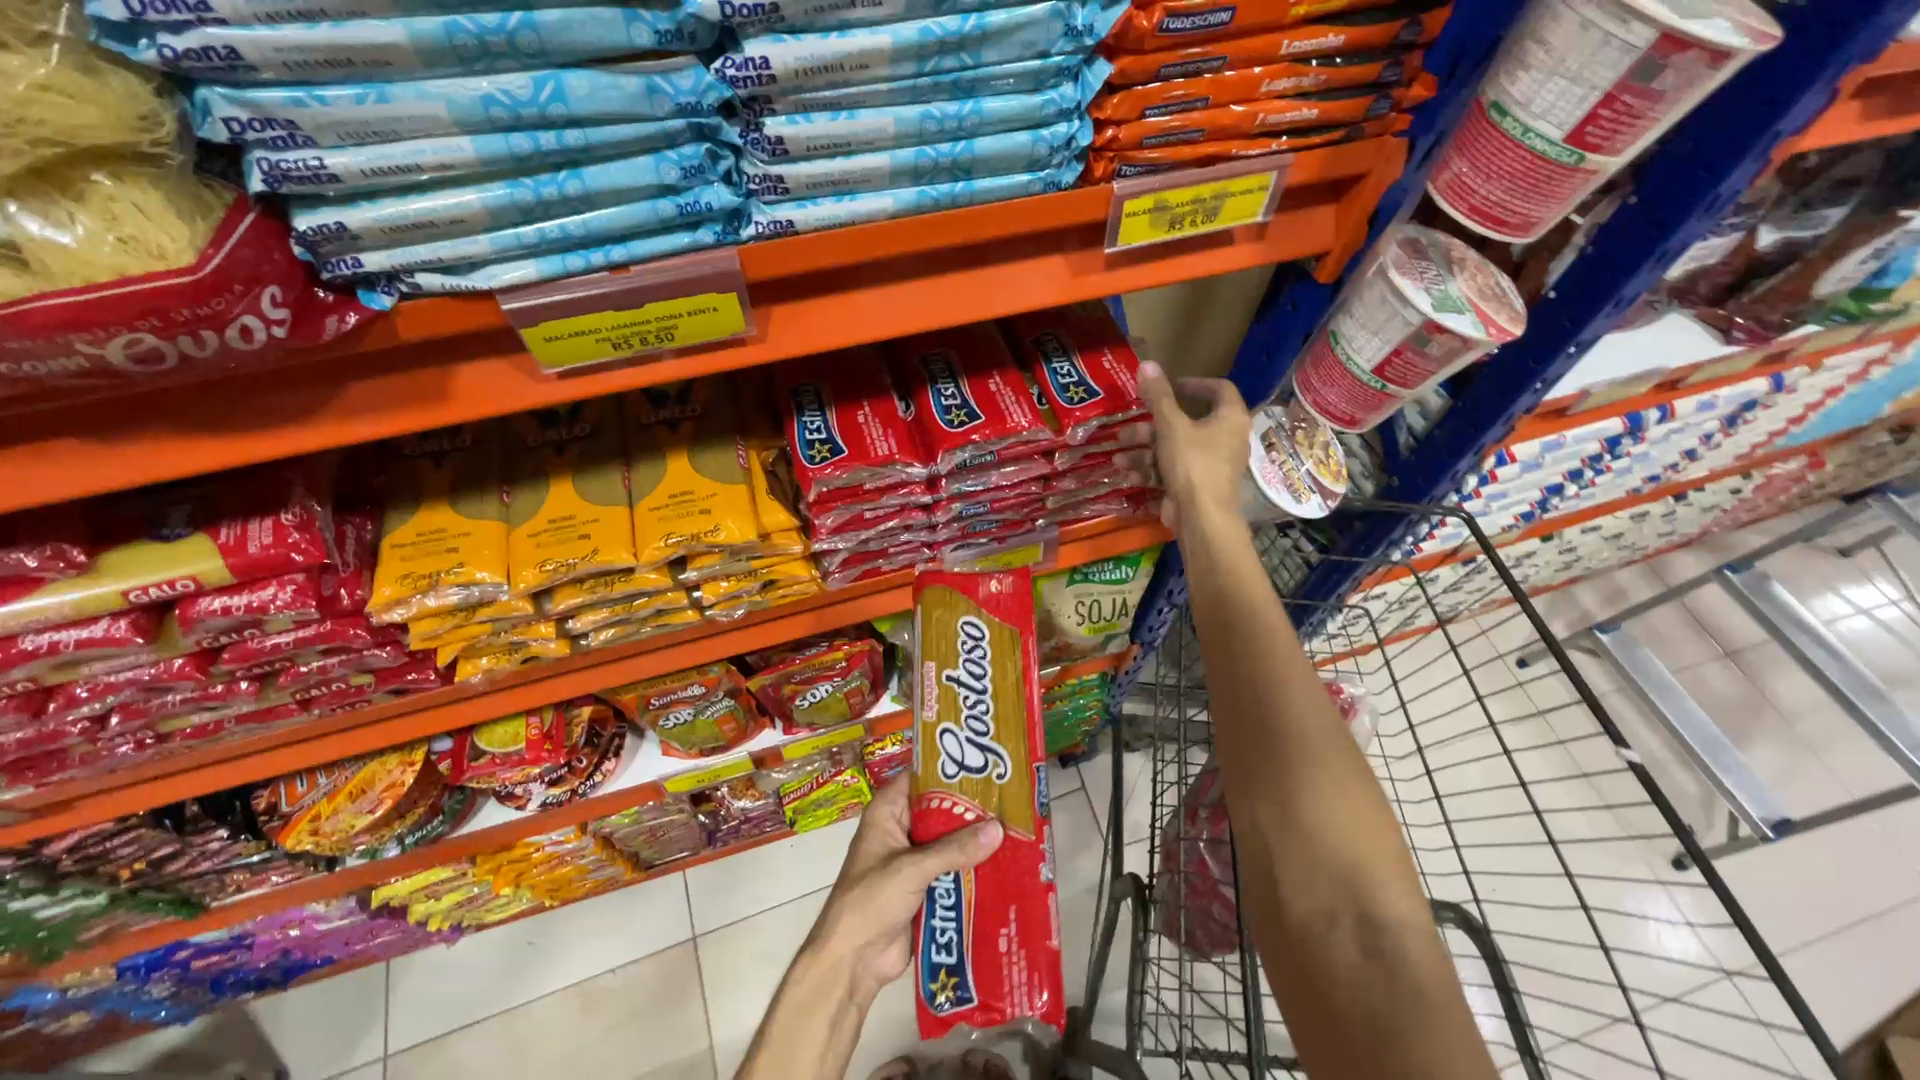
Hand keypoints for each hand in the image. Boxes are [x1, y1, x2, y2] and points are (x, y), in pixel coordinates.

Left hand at [805, 778, 1003, 1004]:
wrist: (853, 960)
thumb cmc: (871, 901)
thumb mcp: (912, 869)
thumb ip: (955, 849)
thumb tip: (999, 828)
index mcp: (887, 814)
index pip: (919, 778)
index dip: (949, 770)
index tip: (986, 765)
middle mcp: (901, 831)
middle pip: (940, 810)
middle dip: (971, 809)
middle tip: (1012, 800)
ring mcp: (913, 861)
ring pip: (950, 842)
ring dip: (976, 841)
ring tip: (1017, 829)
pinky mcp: (925, 888)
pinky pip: (953, 871)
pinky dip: (973, 869)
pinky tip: (1005, 865)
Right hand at [1135, 361, 1250, 535]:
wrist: (1202, 518)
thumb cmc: (1193, 464)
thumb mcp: (1171, 426)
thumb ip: (1158, 396)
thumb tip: (1147, 363)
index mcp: (1229, 419)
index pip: (1220, 390)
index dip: (1196, 384)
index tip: (1174, 385)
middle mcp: (1225, 440)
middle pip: (1185, 424)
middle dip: (1150, 427)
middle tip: (1127, 430)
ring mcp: (1210, 466)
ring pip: (1173, 450)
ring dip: (1143, 451)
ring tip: (1119, 456)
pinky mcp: (1196, 487)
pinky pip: (1172, 471)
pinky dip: (1151, 470)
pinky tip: (1128, 473)